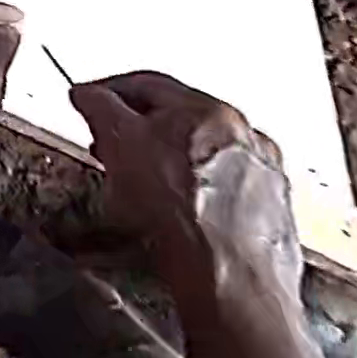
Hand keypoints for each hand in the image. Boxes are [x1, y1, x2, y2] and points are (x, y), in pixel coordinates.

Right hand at [70, 73, 300, 293]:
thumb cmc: (176, 206)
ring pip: (195, 147)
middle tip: (105, 141)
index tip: (85, 102)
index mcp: (212, 110)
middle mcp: (247, 136)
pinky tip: (167, 201)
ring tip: (133, 176)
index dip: (103, 90)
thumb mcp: (113, 136)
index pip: (143, 82)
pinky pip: (216, 179)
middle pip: (172, 115)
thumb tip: (87, 93)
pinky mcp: (270, 208)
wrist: (227, 275)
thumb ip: (95, 102)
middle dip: (131, 126)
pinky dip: (186, 183)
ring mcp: (265, 174)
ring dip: (158, 154)